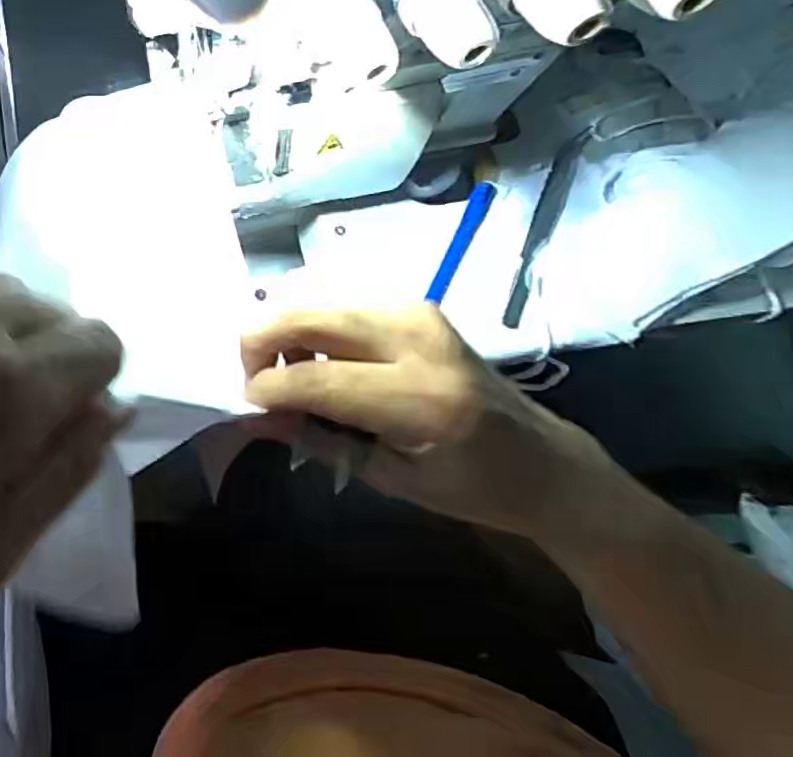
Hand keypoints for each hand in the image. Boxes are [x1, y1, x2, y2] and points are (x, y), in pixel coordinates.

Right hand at [241, 306, 619, 538]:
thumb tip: (258, 416)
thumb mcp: (392, 480)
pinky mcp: (415, 306)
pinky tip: (321, 363)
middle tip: (253, 380)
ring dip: (288, 336)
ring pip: (321, 306)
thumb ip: (320, 440)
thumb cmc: (474, 487)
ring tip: (290, 378)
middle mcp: (418, 338)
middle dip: (263, 342)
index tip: (246, 403)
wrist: (546, 461)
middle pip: (312, 319)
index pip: (319, 378)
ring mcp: (417, 312)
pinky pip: (342, 309)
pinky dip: (315, 331)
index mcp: (422, 398)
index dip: (269, 387)